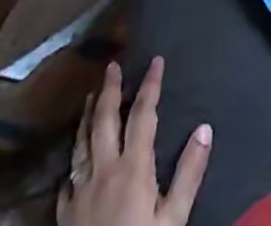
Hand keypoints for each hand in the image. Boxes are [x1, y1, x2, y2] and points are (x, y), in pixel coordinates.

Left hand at [59, 58, 211, 225]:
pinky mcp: (65, 213)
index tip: (156, 61)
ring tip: (93, 96)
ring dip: (88, 115)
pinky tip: (76, 154)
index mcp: (133, 168)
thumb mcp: (174, 218)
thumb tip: (204, 128)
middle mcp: (102, 171)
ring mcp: (79, 191)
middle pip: (105, 120)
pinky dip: (74, 154)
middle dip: (110, 89)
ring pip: (81, 142)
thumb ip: (189, 173)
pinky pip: (68, 173)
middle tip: (112, 65)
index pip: (142, 115)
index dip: (150, 86)